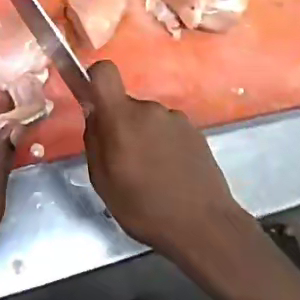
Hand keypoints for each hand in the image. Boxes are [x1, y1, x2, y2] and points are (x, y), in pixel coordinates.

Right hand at [82, 60, 248, 255]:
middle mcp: (150, 109)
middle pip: (126, 105)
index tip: (94, 102)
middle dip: (121, 125)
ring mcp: (176, 120)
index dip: (95, 79)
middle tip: (123, 160)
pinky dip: (164, 146)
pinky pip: (168, 131)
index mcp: (121, 117)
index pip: (104, 72)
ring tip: (150, 173)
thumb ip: (94, 140)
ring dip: (144, 138)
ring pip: (148, 120)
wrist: (206, 228)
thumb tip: (95, 115)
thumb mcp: (102, 180)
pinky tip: (170, 175)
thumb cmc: (144, 207)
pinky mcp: (196, 133)